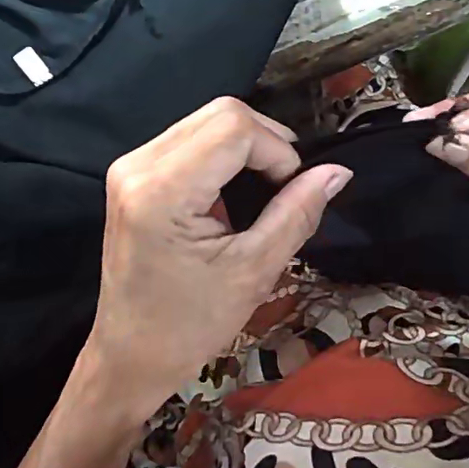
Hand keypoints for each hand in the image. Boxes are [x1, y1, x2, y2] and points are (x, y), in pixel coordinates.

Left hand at [87, 98, 352, 420]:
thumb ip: (297, 212)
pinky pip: (188, 138)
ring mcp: (130, 165)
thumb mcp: (254, 270)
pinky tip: (232, 188)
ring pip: (204, 120)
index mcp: (162, 189)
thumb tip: (338, 171)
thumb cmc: (190, 324)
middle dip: (265, 140)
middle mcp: (138, 164)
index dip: (277, 150)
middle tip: (285, 185)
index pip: (234, 127)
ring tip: (263, 188)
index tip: (293, 189)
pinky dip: (221, 152)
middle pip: (219, 113)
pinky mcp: (132, 173)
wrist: (131, 354)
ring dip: (244, 144)